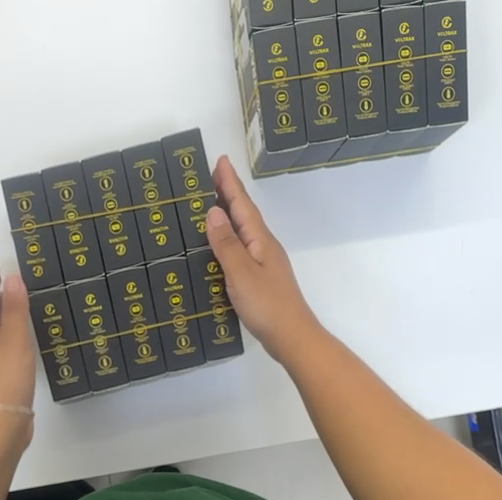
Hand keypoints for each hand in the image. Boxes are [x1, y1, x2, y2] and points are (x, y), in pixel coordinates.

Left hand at [0, 256, 38, 421]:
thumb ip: (14, 309)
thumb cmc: (7, 379)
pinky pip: (1, 342)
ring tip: (13, 299)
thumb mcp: (14, 340)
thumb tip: (12, 279)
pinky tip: (19, 335)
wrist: (3, 422)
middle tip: (2, 274)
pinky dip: (9, 330)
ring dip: (1, 311)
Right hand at [206, 156, 322, 357]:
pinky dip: (228, 242)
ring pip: (242, 233)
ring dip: (228, 218)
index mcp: (260, 240)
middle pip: (243, 215)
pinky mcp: (260, 281)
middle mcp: (264, 247)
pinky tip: (220, 249)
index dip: (229, 184)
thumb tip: (213, 212)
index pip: (242, 205)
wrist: (291, 337)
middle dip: (228, 195)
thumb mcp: (241, 273)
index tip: (219, 161)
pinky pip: (240, 251)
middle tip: (210, 178)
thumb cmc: (267, 305)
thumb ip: (226, 244)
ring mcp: (263, 264)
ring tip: (210, 208)